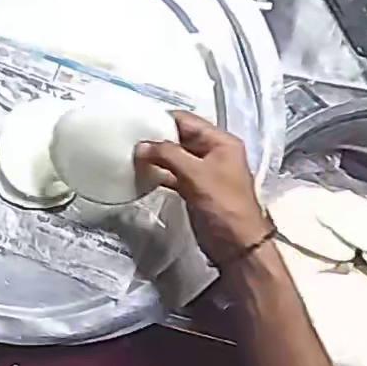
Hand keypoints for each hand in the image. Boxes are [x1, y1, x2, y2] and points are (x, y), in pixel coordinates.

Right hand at [135, 111, 269, 265]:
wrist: (237, 245)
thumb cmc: (223, 206)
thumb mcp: (196, 175)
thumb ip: (167, 155)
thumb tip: (141, 146)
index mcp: (221, 142)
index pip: (187, 121)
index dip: (162, 120)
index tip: (136, 122)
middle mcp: (214, 153)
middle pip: (180, 138)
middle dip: (156, 139)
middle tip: (129, 140)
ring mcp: (205, 172)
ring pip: (175, 157)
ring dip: (156, 157)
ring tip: (132, 156)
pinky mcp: (196, 189)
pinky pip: (174, 174)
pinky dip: (160, 173)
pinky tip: (142, 174)